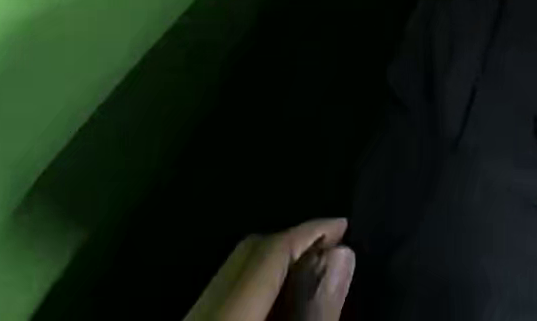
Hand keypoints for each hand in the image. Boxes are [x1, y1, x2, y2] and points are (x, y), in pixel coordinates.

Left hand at [185, 218, 353, 320]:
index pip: (270, 248)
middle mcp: (200, 307)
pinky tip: (276, 298)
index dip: (312, 230)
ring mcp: (191, 316)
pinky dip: (254, 285)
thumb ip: (316, 312)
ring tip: (309, 269)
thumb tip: (342, 254)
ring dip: (273, 263)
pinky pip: (222, 292)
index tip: (345, 226)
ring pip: (232, 271)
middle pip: (247, 252)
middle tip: (330, 245)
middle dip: (291, 242)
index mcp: (226, 310)